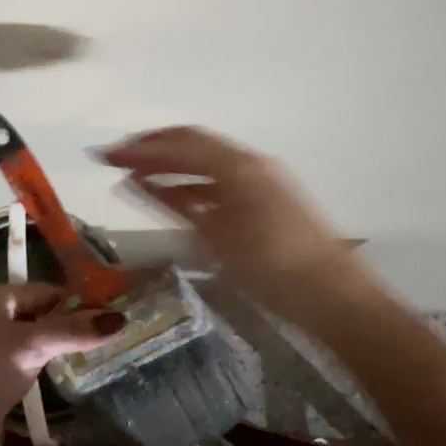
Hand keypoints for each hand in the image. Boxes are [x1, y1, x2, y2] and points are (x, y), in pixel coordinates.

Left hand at [0, 282, 125, 416]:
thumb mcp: (33, 345)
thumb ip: (73, 331)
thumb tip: (120, 318)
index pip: (46, 291)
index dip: (77, 303)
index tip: (112, 315)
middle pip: (41, 310)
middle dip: (71, 322)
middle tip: (110, 334)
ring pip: (36, 333)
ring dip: (61, 341)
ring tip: (97, 350)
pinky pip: (29, 352)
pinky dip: (48, 357)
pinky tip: (67, 368)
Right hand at [97, 127, 376, 323]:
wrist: (342, 303)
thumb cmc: (274, 270)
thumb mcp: (215, 237)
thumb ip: (172, 202)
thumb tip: (133, 179)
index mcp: (237, 165)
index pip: (177, 142)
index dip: (137, 146)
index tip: (102, 155)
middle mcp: (249, 163)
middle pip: (191, 144)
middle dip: (150, 149)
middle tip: (114, 159)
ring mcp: (262, 180)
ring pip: (206, 161)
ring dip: (170, 164)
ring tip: (135, 176)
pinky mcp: (269, 200)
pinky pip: (220, 180)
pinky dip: (192, 183)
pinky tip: (172, 196)